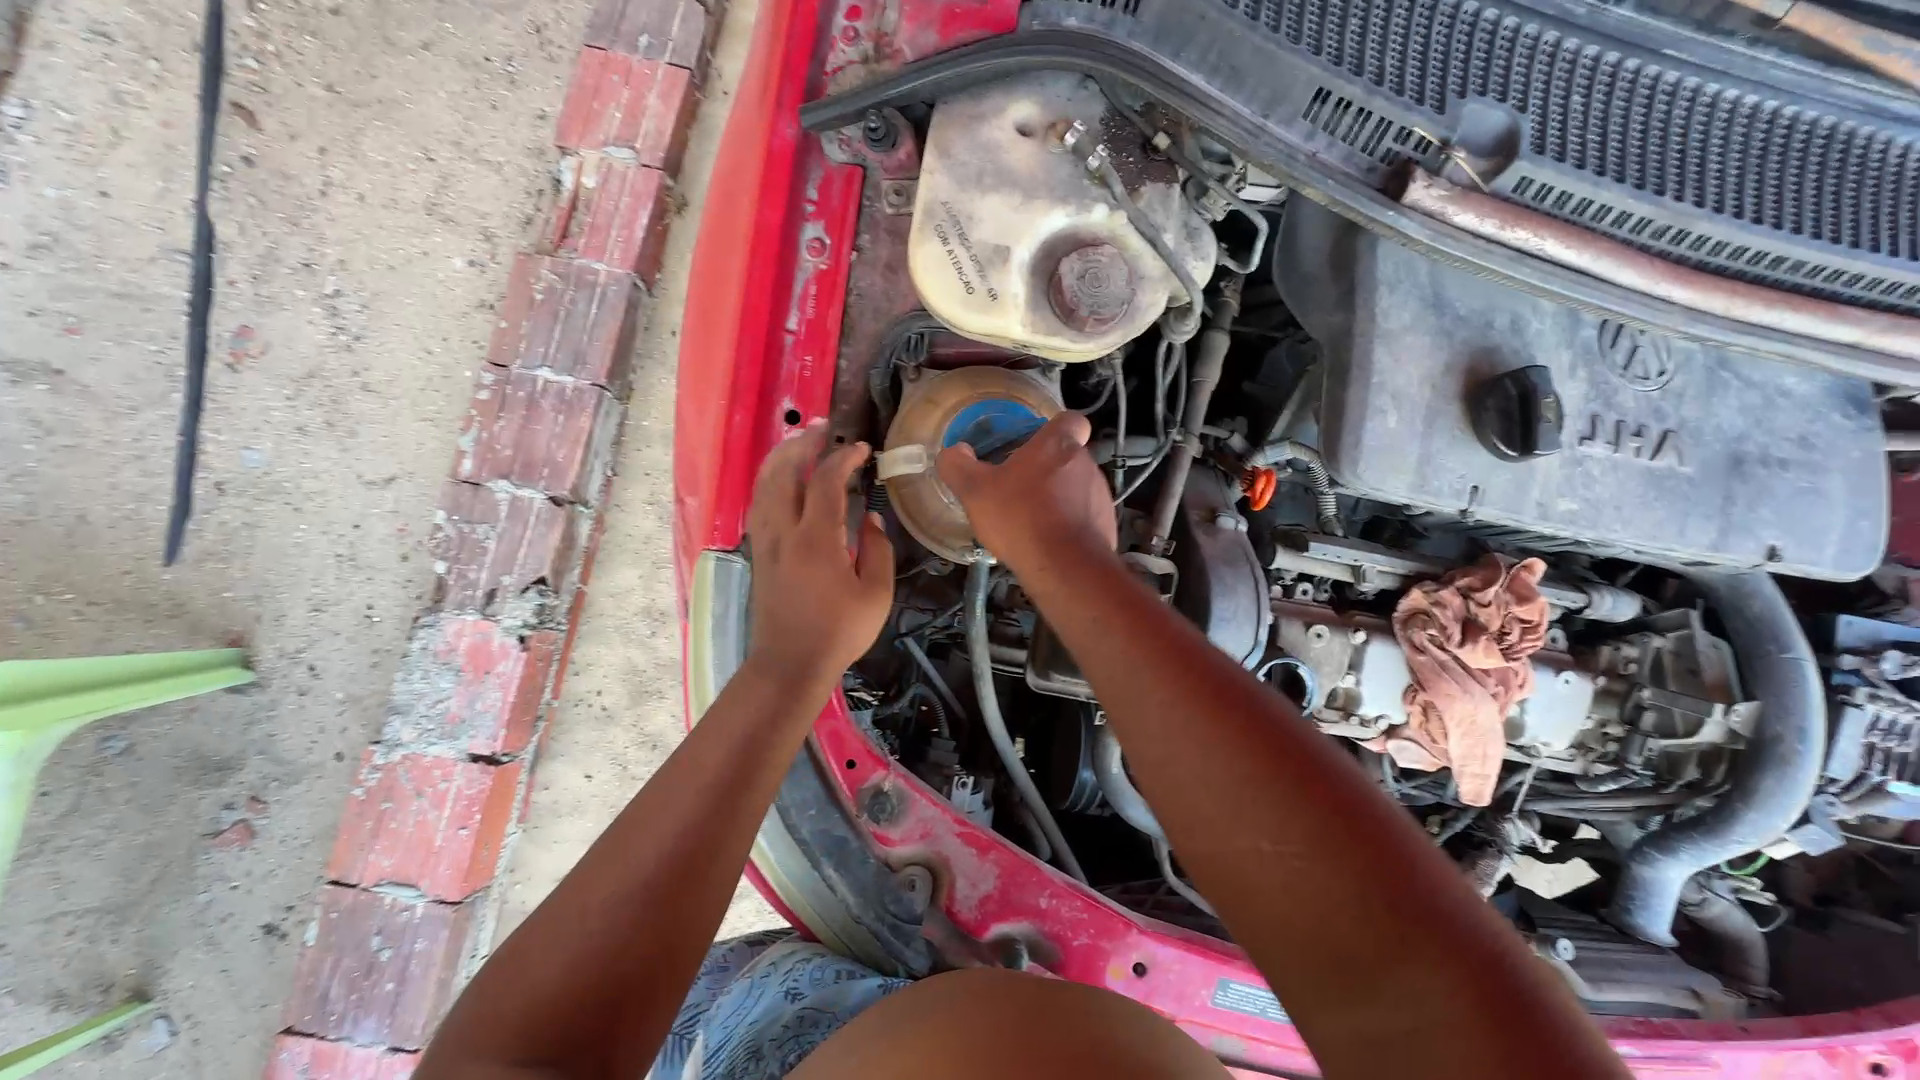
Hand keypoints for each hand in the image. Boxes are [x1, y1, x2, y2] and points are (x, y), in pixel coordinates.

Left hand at [745, 422, 894, 683]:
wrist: (790, 663)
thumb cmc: (839, 632)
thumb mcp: (876, 594)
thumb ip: (878, 549)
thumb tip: (870, 518)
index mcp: (816, 539)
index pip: (827, 481)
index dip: (844, 459)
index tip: (862, 448)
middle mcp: (784, 532)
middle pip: (783, 471)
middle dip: (802, 444)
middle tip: (823, 429)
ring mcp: (766, 541)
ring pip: (764, 485)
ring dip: (781, 458)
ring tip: (800, 445)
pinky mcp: (758, 554)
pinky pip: (759, 503)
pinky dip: (771, 481)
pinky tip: (783, 481)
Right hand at [936, 411, 1116, 570]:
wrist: (1065, 567)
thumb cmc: (1021, 518)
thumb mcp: (975, 491)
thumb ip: (959, 466)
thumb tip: (953, 452)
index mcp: (1058, 444)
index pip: (1070, 420)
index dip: (1055, 429)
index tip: (1035, 445)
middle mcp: (1086, 463)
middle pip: (1068, 456)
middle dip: (1047, 469)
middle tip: (1020, 488)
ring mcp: (1100, 494)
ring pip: (1077, 487)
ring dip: (1058, 498)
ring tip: (1031, 520)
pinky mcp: (1106, 524)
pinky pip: (1084, 516)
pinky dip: (1068, 524)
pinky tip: (1047, 542)